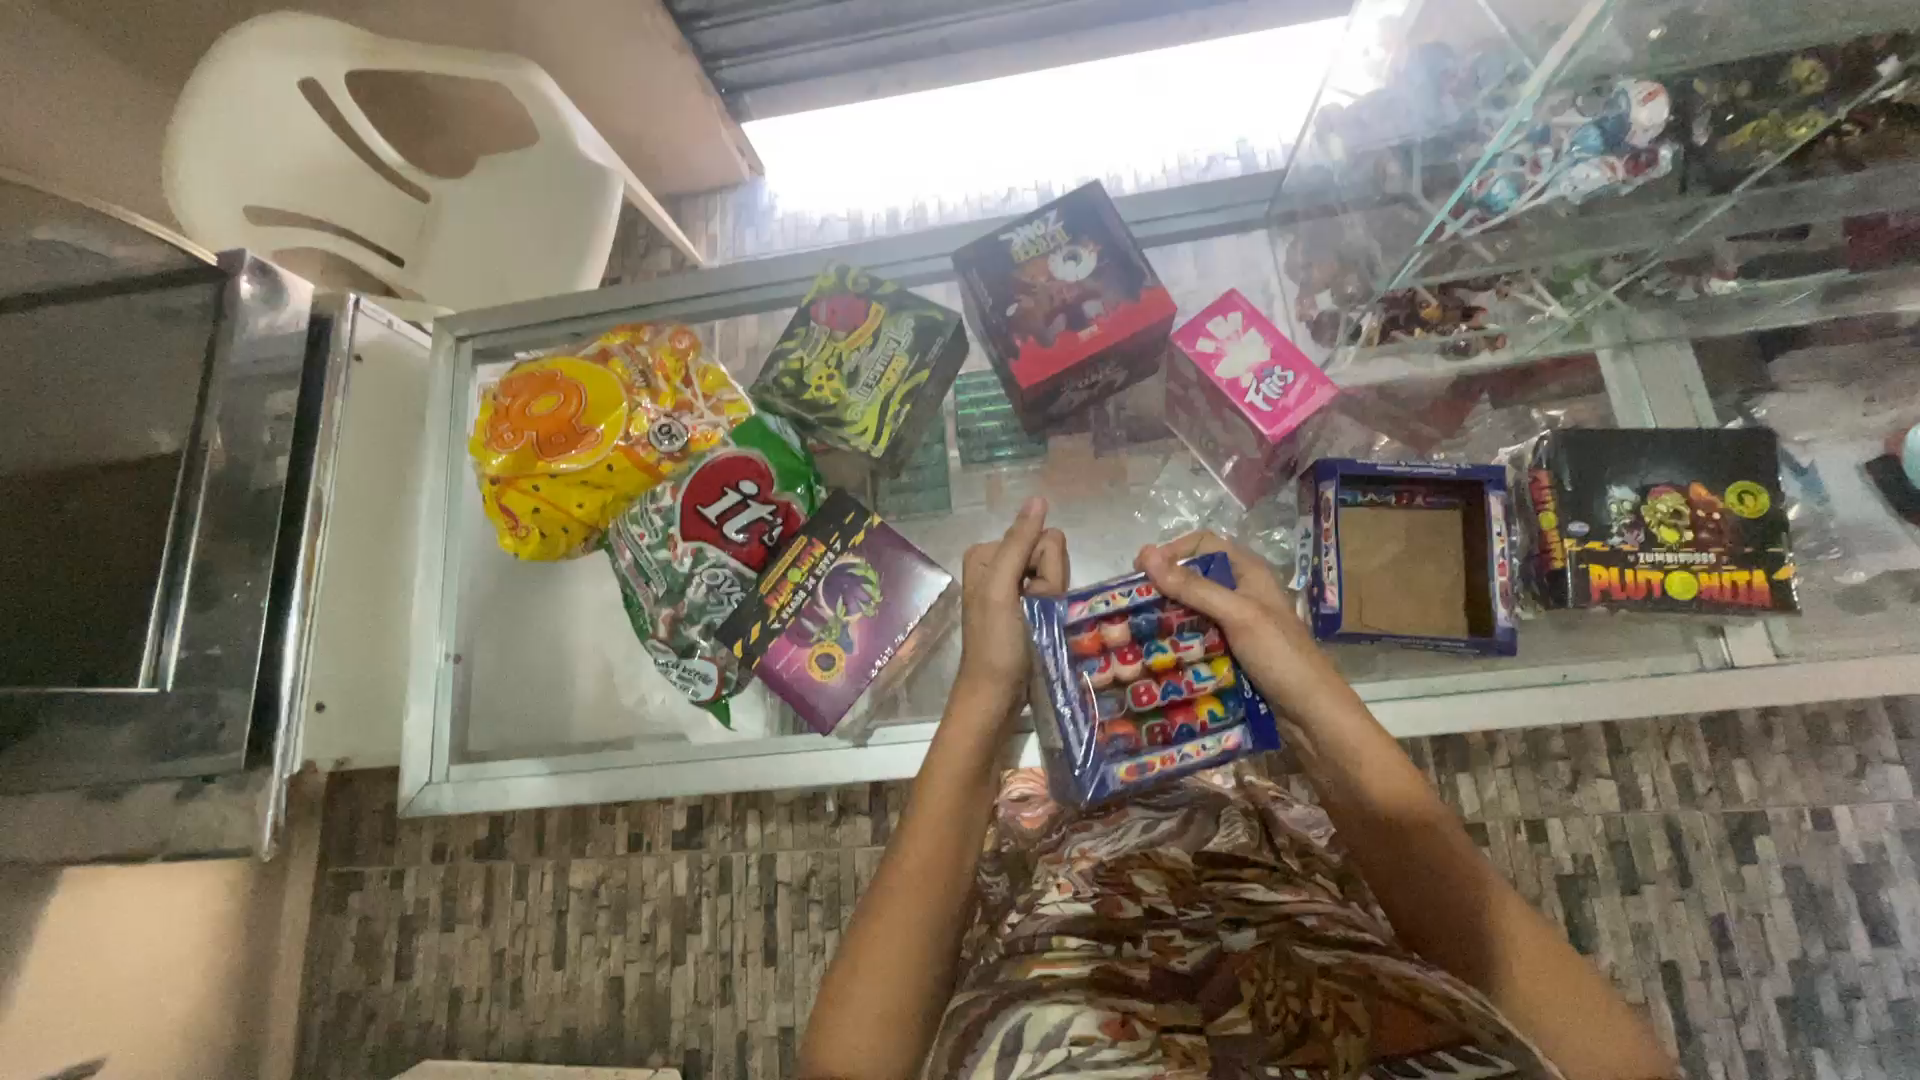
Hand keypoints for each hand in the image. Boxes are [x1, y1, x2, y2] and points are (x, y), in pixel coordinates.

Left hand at [957, 497, 1068, 718]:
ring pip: (1059, 576)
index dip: (1044, 570)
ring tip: (1035, 626)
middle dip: (1049, 585)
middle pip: (1051, 555)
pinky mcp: (1030, 609)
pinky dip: (1056, 613)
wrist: (996, 696)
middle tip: (1031, 615)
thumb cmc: (997, 643)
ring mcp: (1016, 588)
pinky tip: (1043, 632)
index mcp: (988, 553)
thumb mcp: (1001, 588)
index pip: (1042, 538)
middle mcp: (1001, 565)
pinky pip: (1058, 596)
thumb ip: (1020, 542)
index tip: (1026, 598)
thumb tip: (1038, 498)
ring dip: (1054, 601)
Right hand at [1134, 531, 1342, 718]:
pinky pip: (1197, 637)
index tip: (1141, 572)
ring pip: (1193, 609)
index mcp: (1249, 572)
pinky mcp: (1232, 651)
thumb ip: (1193, 587)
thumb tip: (1145, 555)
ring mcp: (1237, 624)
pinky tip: (1160, 652)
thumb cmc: (1280, 656)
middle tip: (1134, 606)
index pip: (1203, 545)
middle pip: (1195, 577)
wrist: (1312, 712)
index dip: (1171, 551)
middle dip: (1164, 587)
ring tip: (1139, 630)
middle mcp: (1242, 592)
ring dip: (1167, 616)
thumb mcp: (1236, 614)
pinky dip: (1178, 641)